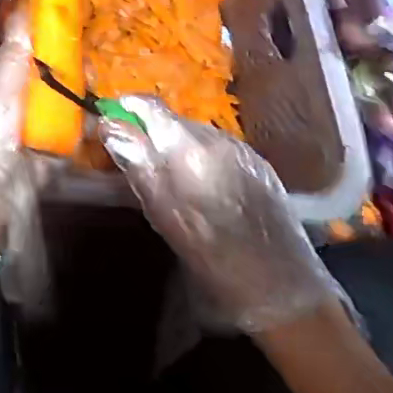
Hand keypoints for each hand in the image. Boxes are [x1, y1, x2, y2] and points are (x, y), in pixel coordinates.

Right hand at [101, 96, 347, 331]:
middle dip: (149, 130)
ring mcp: (240, 148)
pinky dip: (199, 156)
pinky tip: (200, 185)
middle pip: (171, 117)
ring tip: (168, 176)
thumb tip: (110, 128)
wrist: (283, 287)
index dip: (125, 107)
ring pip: (194, 132)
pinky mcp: (257, 162)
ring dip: (175, 144)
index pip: (149, 105)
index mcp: (188, 147)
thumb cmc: (211, 255)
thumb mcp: (162, 213)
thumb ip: (136, 164)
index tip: (110, 122)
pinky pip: (216, 147)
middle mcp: (216, 137)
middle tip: (134, 157)